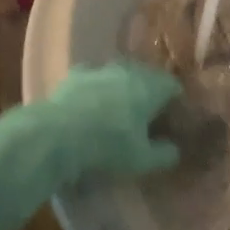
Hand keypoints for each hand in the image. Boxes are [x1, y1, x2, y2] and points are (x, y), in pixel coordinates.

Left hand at [0, 61, 181, 229]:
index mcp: (149, 85)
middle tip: (148, 117)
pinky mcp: (70, 78)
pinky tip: (88, 111)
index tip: (175, 118)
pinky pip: (90, 83)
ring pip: (116, 77)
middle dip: (147, 93)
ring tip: (117, 114)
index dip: (175, 103)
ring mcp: (96, 70)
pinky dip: (93, 94)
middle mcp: (125, 70)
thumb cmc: (107, 147)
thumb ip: (163, 154)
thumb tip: (175, 150)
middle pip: (144, 77)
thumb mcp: (142, 159)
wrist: (54, 136)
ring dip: (119, 91)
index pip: (172, 87)